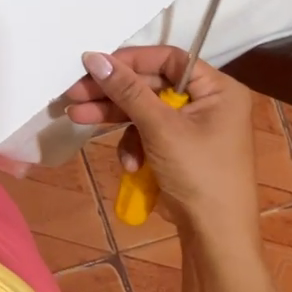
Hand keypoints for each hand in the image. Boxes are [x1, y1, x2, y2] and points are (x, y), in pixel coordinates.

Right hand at [63, 47, 257, 243]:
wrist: (214, 233)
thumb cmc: (198, 172)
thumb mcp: (160, 127)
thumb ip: (127, 90)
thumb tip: (94, 57)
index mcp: (217, 89)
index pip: (169, 59)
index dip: (130, 60)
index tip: (95, 65)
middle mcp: (207, 102)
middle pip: (150, 85)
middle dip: (112, 93)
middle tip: (74, 93)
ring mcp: (191, 127)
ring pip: (142, 110)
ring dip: (113, 118)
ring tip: (76, 117)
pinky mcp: (176, 148)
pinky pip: (145, 133)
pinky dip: (132, 145)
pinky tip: (129, 164)